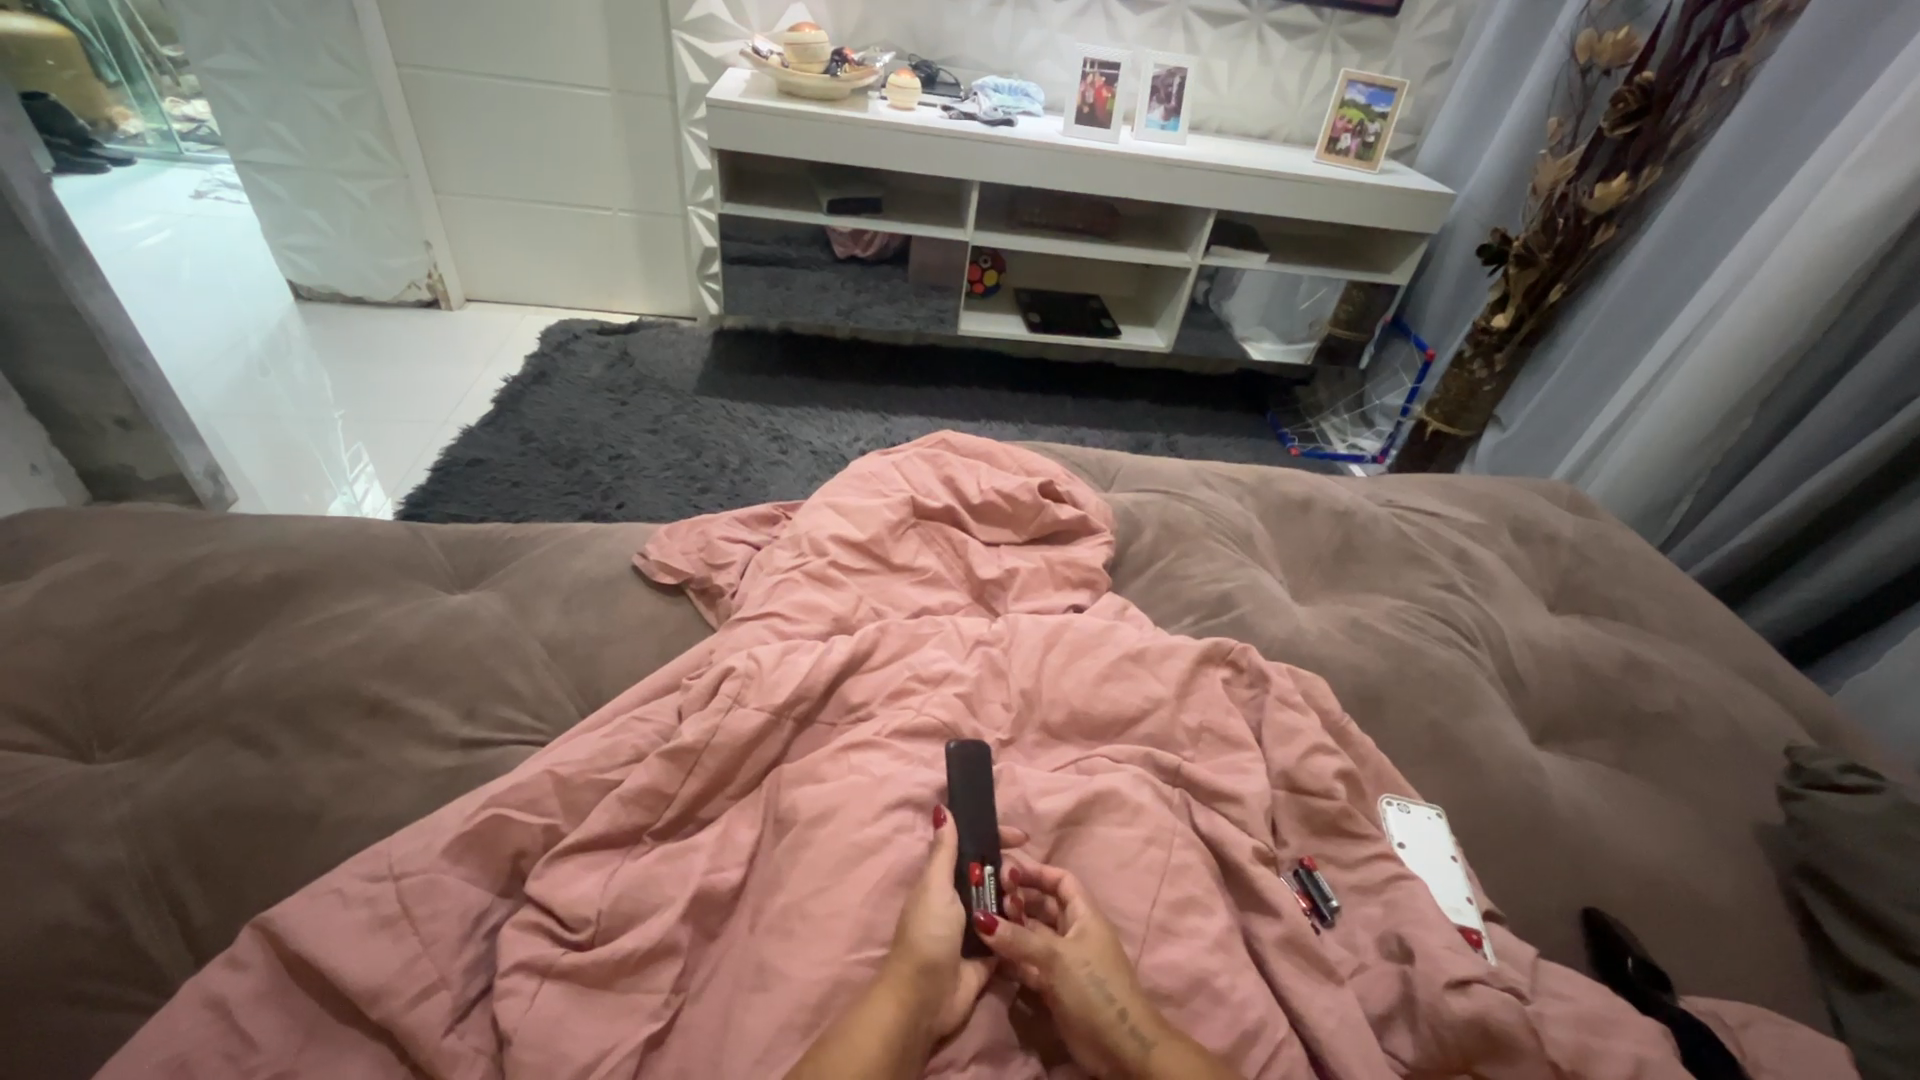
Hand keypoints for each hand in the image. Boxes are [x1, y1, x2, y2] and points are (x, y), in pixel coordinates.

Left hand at [882, 806, 1026, 1037]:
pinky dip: (1021, 926)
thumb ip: (943, 851)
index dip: (997, 841)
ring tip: (1020, 906)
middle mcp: (962, 900)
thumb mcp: (935, 888)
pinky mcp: (992, 953)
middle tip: (1019, 880)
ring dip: (1017, 900)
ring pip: (1007, 903)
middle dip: (1011, 873)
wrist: (926, 999)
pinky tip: (1033, 923)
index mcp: (945, 881)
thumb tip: (942, 809)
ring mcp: (978, 928)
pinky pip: (1012, 933)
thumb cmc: (927, 936)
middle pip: (995, 876)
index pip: (975, 851)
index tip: (1021, 838)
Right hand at [975, 862, 1237, 1079]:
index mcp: (1084, 915)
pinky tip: (988, 952)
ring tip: (981, 920)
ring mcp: (1063, 960)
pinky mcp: (1053, 985)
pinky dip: (1010, 956)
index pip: (1061, 880)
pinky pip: (1027, 962)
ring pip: (1032, 934)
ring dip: (1010, 928)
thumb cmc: (1096, 988)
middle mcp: (1073, 932)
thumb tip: (980, 918)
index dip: (1036, 872)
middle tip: (987, 897)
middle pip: (1043, 906)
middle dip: (1018, 899)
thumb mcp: (1058, 958)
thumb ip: (1019, 938)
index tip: (1006, 871)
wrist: (1119, 1047)